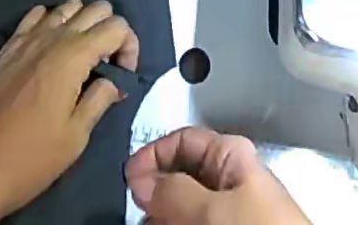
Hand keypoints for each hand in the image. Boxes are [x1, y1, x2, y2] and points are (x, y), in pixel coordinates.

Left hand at [0, 0, 138, 224]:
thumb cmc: (31, 156)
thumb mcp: (77, 135)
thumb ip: (102, 97)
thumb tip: (114, 80)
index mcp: (75, 55)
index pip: (117, 25)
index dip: (129, 46)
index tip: (123, 75)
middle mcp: (54, 36)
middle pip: (96, 8)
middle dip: (110, 30)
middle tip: (106, 63)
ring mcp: (29, 38)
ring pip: (68, 5)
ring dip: (82, 22)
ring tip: (81, 54)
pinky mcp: (9, 46)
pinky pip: (37, 14)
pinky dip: (51, 22)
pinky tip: (50, 47)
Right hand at [126, 127, 310, 224]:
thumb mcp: (215, 210)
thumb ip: (175, 192)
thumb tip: (140, 178)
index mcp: (230, 156)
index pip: (183, 140)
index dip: (153, 155)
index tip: (126, 180)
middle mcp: (228, 180)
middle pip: (180, 177)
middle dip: (155, 196)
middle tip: (135, 217)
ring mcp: (229, 213)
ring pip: (184, 210)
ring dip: (163, 219)